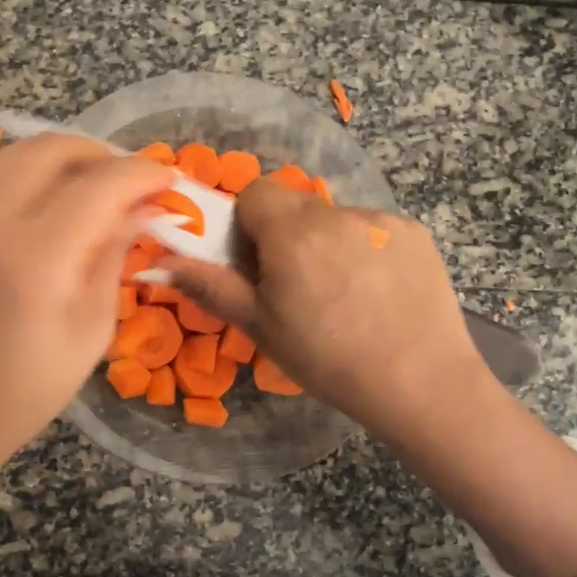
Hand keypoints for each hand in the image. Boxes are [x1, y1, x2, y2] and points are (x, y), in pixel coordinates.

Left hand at [0, 133, 174, 477]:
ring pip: (18, 152)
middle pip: (53, 149)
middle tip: (130, 183)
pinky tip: (52, 201)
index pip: (99, 186)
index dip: (142, 173)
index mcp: (34, 260)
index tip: (170, 178)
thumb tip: (142, 206)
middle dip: (102, 155)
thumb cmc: (28, 390)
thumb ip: (114, 254)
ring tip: (95, 188)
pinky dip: (29, 172)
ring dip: (64, 158)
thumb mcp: (91, 329)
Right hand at [161, 179, 488, 438]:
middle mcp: (336, 214)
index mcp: (293, 232)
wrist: (420, 384)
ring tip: (341, 293)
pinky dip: (364, 249)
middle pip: (294, 202)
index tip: (255, 262)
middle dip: (284, 231)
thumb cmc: (327, 359)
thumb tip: (155, 261)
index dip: (246, 222)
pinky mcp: (415, 233)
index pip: (255, 192)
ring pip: (333, 217)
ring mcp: (381, 220)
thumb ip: (209, 285)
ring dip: (324, 241)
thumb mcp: (260, 326)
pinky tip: (375, 291)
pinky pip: (372, 228)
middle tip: (293, 281)